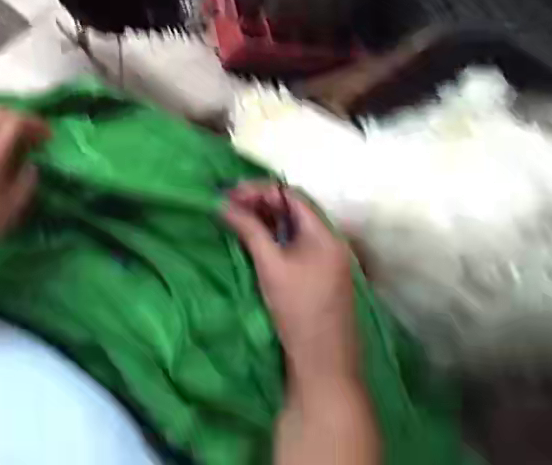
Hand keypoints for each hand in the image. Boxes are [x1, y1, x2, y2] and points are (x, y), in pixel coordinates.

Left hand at [0, 109, 50, 281]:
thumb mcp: (14, 202)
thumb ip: (27, 176)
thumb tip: (33, 161)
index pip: (14, 121)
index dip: (35, 123)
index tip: (49, 136)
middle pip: (0, 114)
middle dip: (22, 119)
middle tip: (39, 135)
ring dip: (9, 125)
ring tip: (26, 143)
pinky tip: (9, 151)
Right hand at [221, 182, 361, 388]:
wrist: (324, 363)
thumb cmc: (298, 308)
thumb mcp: (269, 263)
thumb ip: (247, 227)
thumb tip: (221, 202)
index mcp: (325, 234)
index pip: (289, 195)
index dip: (258, 190)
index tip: (229, 195)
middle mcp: (330, 241)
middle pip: (292, 208)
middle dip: (258, 202)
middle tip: (228, 206)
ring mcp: (326, 258)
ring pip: (291, 225)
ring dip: (264, 218)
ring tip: (235, 219)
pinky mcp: (319, 273)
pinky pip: (294, 241)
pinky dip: (273, 235)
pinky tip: (252, 238)